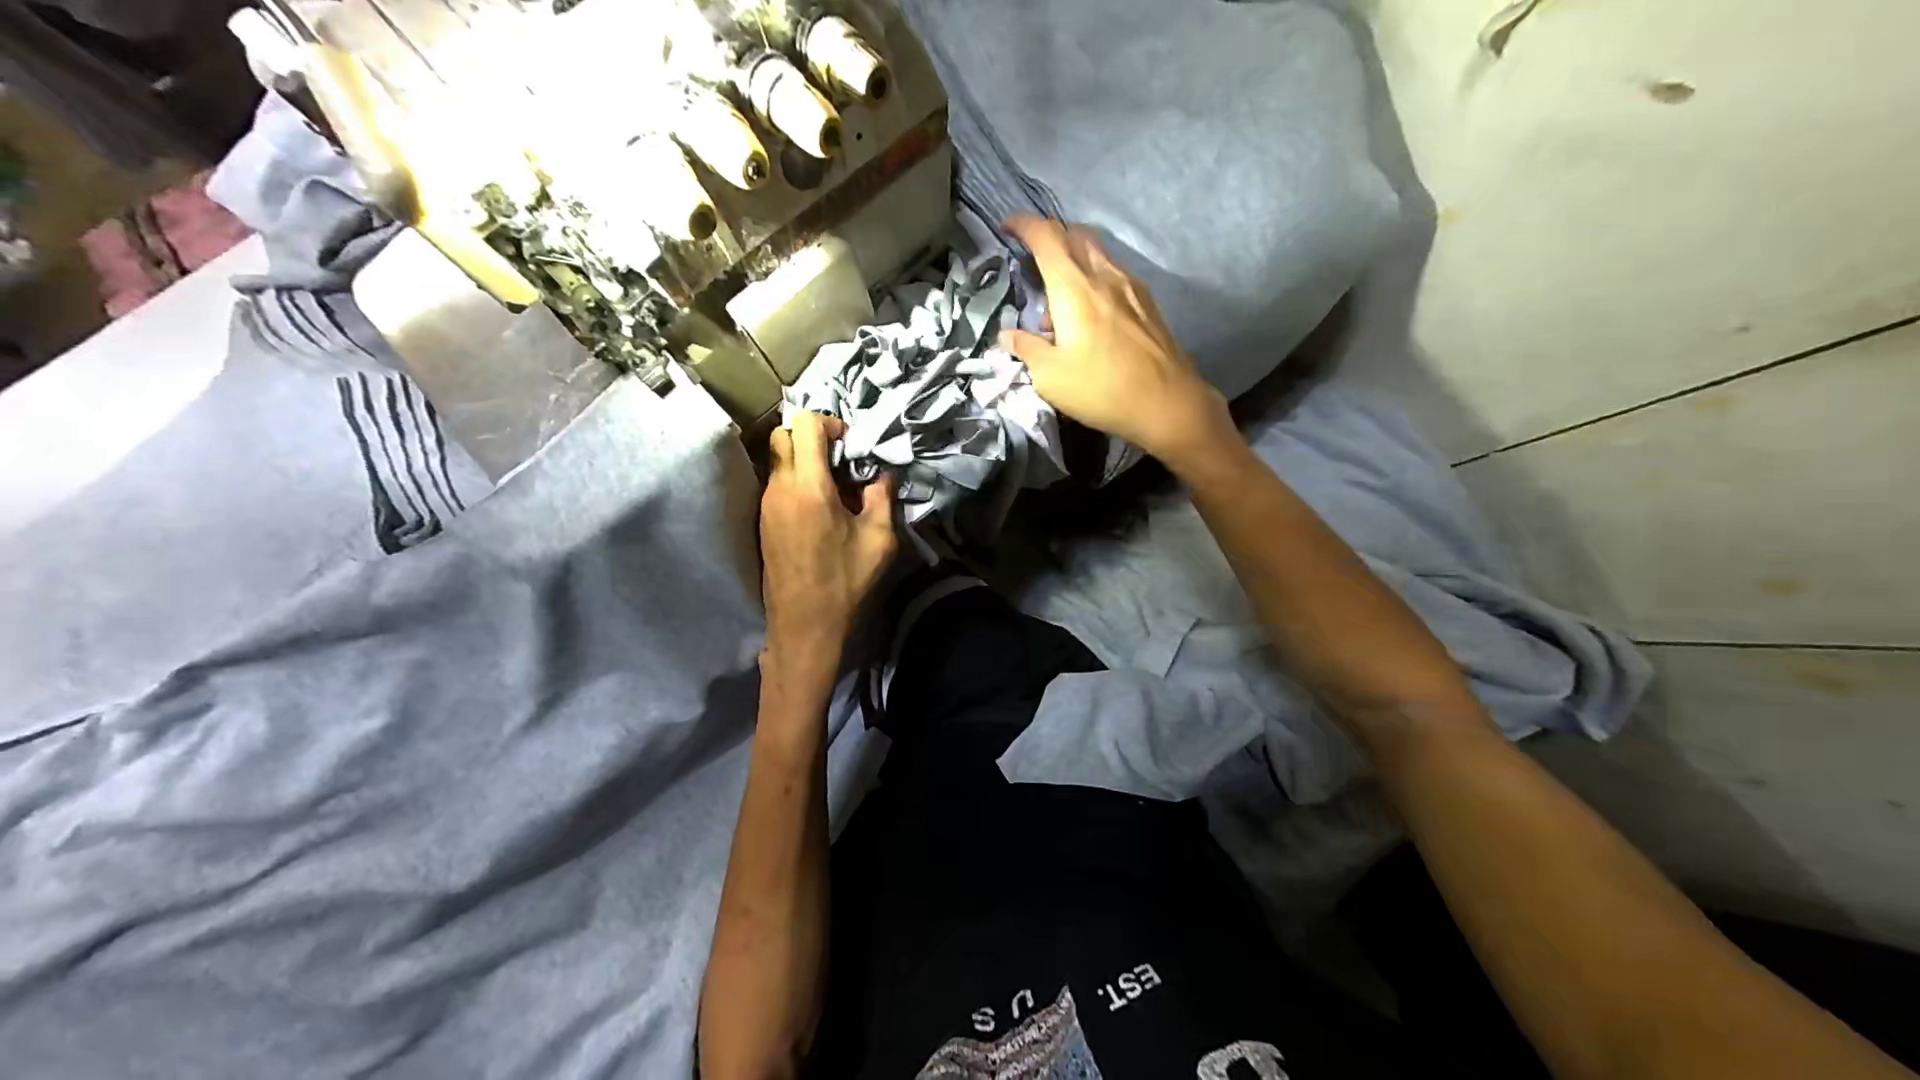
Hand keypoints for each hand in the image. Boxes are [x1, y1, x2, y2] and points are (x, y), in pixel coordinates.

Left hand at [759, 412, 897, 682]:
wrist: (804, 627)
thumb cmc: (845, 583)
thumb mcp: (879, 540)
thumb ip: (882, 497)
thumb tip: (882, 475)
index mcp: (809, 486)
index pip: (805, 424)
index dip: (831, 423)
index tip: (851, 446)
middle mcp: (779, 488)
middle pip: (783, 435)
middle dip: (812, 438)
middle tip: (841, 462)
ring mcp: (766, 506)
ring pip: (778, 461)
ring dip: (805, 462)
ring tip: (836, 491)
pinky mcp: (763, 523)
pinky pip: (777, 485)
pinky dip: (797, 484)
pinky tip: (821, 512)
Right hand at [1000, 214, 1236, 473]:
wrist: (1167, 404)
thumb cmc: (1101, 389)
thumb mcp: (1050, 377)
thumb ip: (1026, 349)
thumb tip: (1007, 335)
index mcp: (1074, 287)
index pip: (1045, 236)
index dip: (1023, 224)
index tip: (1007, 227)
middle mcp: (1104, 275)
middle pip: (1075, 234)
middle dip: (1050, 236)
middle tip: (1032, 258)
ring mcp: (1131, 286)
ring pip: (1098, 252)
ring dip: (1074, 259)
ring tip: (1060, 294)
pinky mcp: (1148, 303)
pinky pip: (1114, 273)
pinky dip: (1094, 277)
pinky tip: (1090, 310)